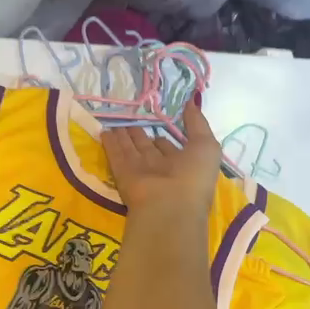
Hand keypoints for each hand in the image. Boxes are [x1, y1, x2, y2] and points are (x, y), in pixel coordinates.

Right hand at [99, 104, 220, 224]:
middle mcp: (160, 168)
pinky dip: (110, 144)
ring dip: (123, 137)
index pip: (169, 146)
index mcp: (181, 164)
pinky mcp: (123, 174)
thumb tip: (191, 103)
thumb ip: (197, 123)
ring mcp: (140, 171)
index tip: (156, 122)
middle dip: (139, 135)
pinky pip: (116, 155)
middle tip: (130, 120)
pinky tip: (103, 131)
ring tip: (115, 122)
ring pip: (130, 150)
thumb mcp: (206, 145)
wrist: (170, 205)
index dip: (164, 135)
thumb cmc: (194, 176)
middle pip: (146, 147)